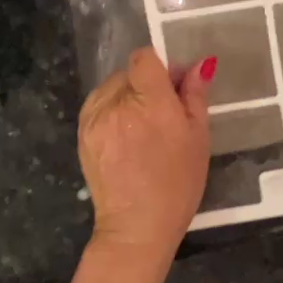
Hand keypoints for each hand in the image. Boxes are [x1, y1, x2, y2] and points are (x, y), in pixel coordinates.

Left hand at [77, 47, 214, 257]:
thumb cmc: (178, 183)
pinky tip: (124, 138)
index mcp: (150, 101)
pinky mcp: (81, 132)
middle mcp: (116, 102)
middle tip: (162, 113)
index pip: (144, 57)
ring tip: (141, 129)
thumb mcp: (198, 137)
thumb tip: (200, 63)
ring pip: (112, 88)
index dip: (160, 65)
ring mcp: (94, 118)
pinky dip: (111, 112)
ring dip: (127, 97)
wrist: (137, 226)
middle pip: (129, 73)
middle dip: (146, 84)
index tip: (172, 86)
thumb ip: (195, 95)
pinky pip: (98, 106)